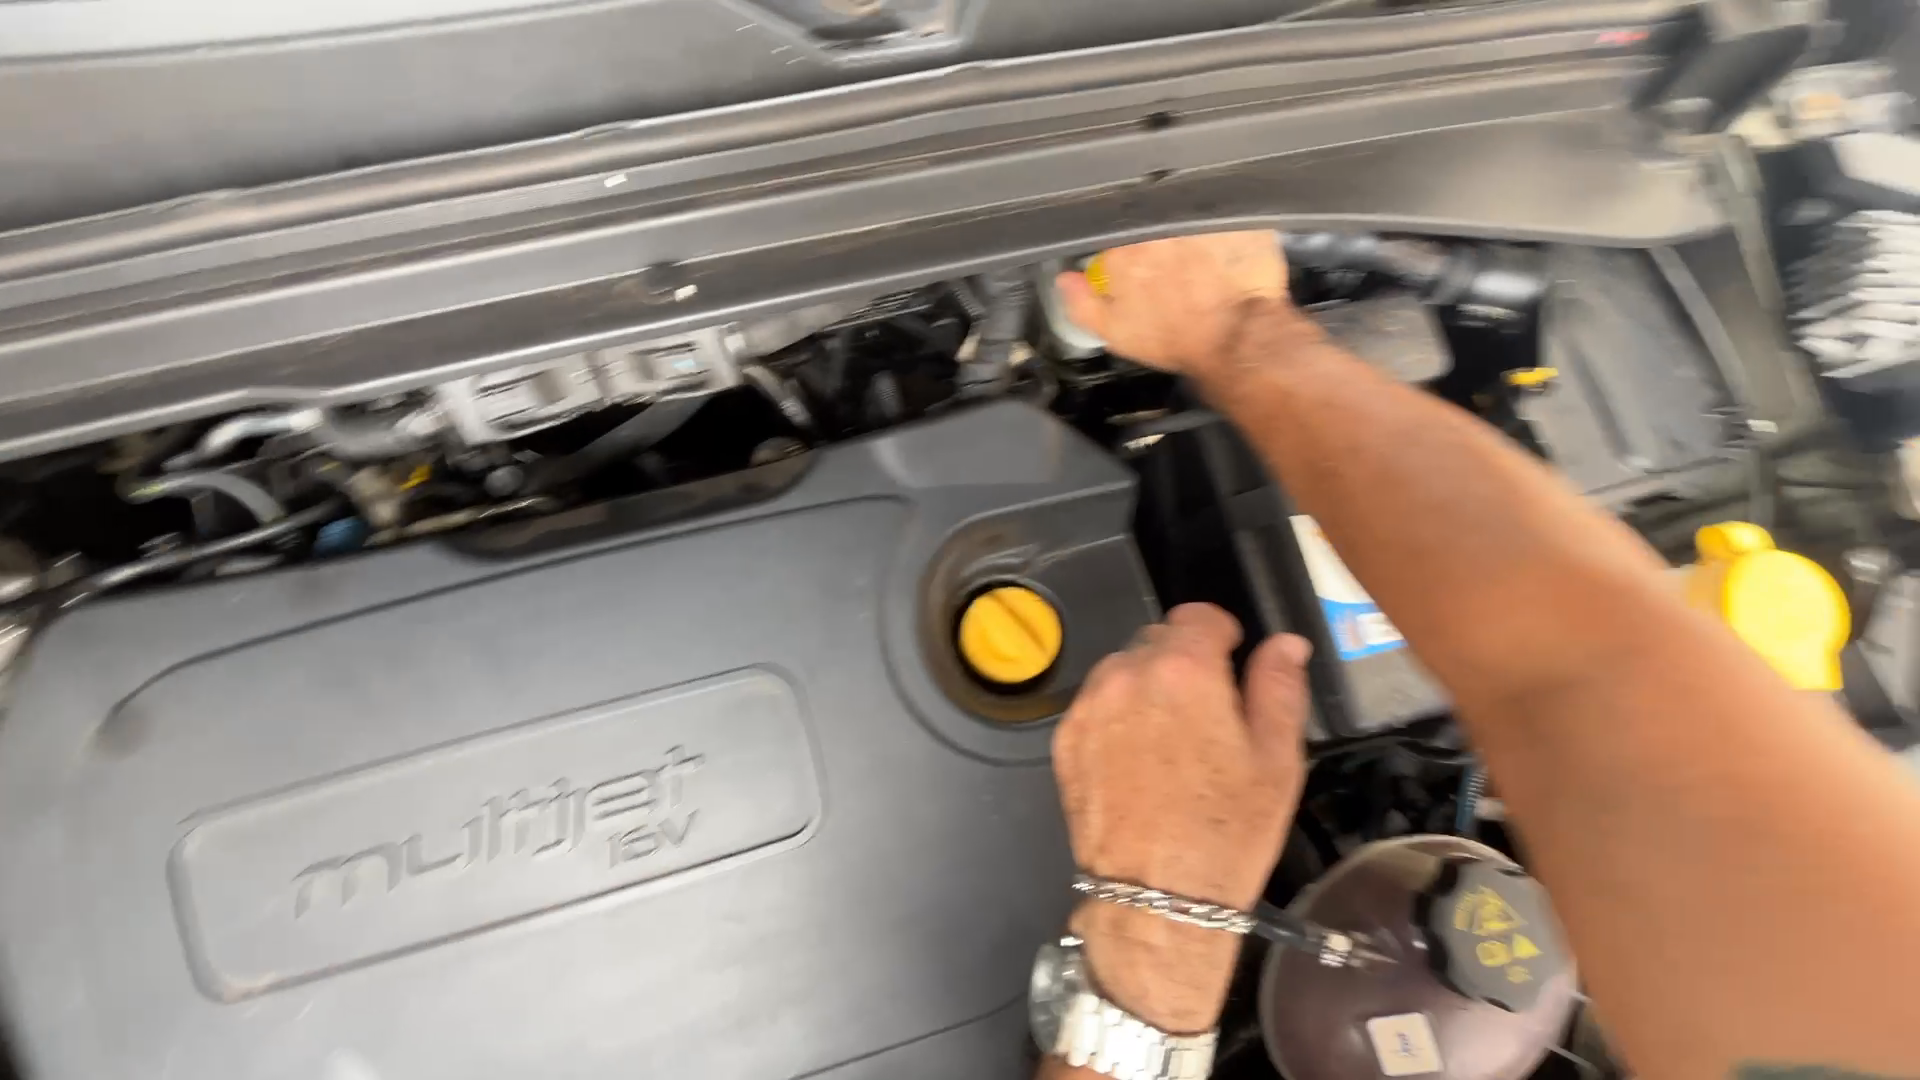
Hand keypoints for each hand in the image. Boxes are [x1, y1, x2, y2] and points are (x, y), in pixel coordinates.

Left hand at [1052, 603, 1311, 1033]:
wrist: (1157, 897)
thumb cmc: (1227, 830)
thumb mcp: (1276, 759)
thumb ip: (1279, 686)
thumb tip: (1284, 643)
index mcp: (1183, 668)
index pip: (1197, 615)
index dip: (1219, 634)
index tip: (1229, 660)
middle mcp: (1126, 673)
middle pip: (1157, 640)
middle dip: (1183, 661)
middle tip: (1205, 714)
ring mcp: (1088, 705)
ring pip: (1122, 670)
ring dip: (1146, 685)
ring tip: (1168, 740)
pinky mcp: (1063, 737)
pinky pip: (1095, 704)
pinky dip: (1115, 714)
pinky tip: (1135, 759)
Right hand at [1056, 232, 1292, 377]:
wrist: (1236, 341)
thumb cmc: (1176, 340)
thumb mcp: (1116, 333)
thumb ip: (1083, 304)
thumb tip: (1065, 280)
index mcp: (1123, 250)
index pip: (1115, 239)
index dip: (1125, 256)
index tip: (1136, 273)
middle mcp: (1158, 227)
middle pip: (1150, 223)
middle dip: (1157, 240)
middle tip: (1172, 268)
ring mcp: (1199, 218)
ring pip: (1186, 216)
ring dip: (1188, 233)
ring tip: (1200, 263)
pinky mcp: (1237, 218)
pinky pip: (1226, 216)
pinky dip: (1226, 230)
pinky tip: (1228, 253)